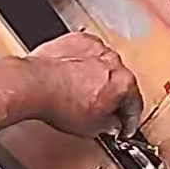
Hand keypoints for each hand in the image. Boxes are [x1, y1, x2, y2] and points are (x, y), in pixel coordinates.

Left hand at [23, 31, 143, 137]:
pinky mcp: (78, 40)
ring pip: (104, 66)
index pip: (135, 104)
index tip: (124, 125)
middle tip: (102, 110)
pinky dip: (82, 63)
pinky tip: (72, 75)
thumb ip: (109, 125)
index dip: (129, 120)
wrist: (34, 84)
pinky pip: (86, 54)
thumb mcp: (91, 128)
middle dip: (113, 96)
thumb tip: (111, 123)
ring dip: (98, 78)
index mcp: (124, 83)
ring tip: (82, 92)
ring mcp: (96, 48)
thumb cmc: (59, 103)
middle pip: (120, 82)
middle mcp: (114, 62)